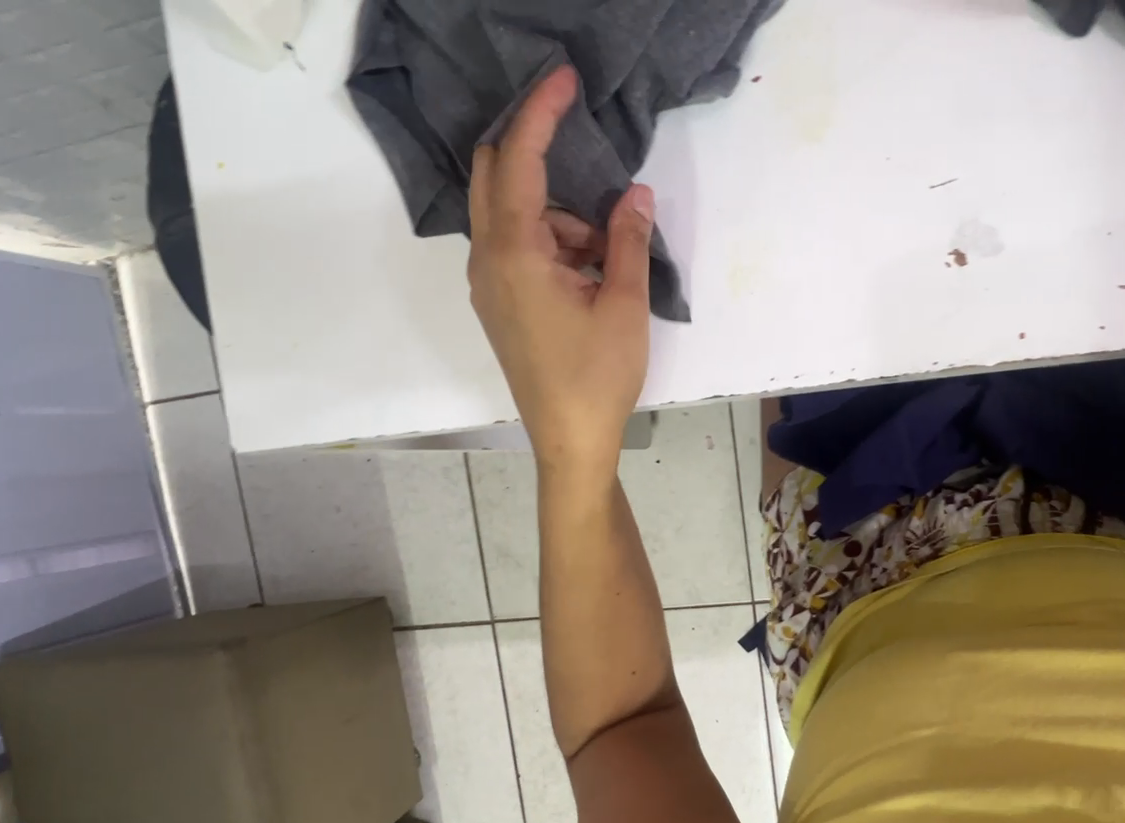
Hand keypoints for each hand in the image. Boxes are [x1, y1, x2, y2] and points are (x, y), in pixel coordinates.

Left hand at [468, 66, 655, 472]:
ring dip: (556, 216)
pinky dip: (550, 245)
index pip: (518, 160)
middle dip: (537, 157)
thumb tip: (636, 193)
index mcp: (515, 253)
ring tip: (606, 258)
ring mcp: (488, 285)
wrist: (569, 441)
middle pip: (494, 177)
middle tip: (584, 158)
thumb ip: (627, 240)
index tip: (565, 80)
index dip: (541, 114)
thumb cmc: (598, 376)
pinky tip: (588, 277)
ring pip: (511, 217)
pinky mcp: (499, 305)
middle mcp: (488, 261)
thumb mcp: (624, 304)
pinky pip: (515, 250)